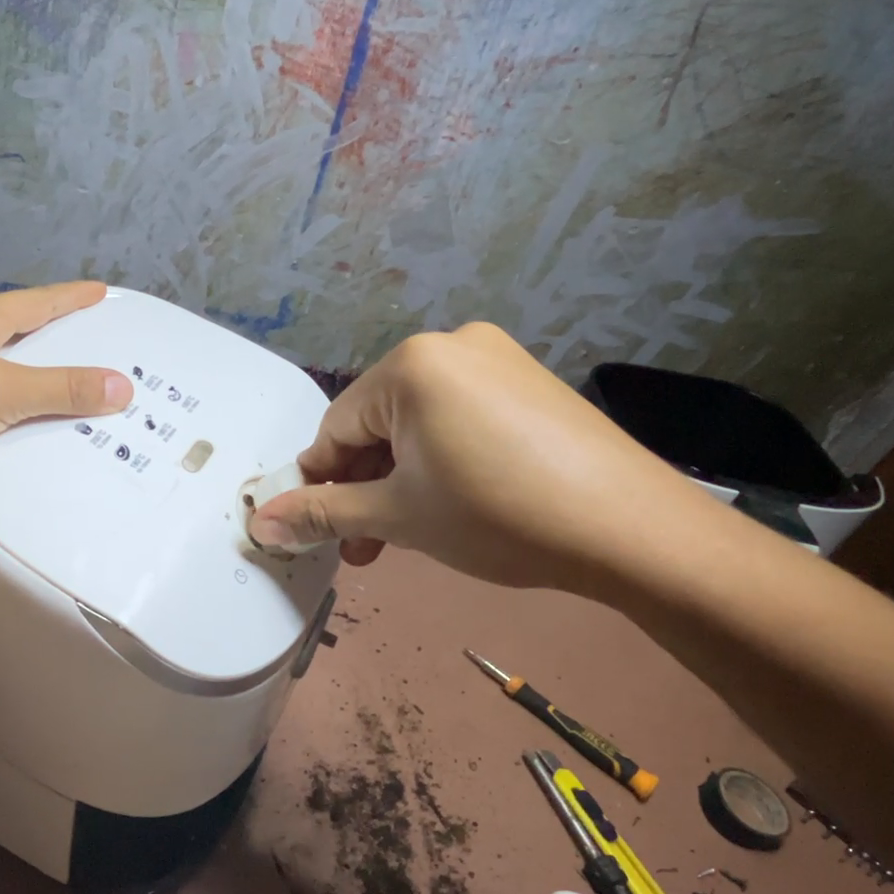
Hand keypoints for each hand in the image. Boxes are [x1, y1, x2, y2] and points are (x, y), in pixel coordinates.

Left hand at [0, 282, 134, 473]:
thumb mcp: (3, 393)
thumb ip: (62, 391)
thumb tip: (125, 386)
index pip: (35, 303)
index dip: (70, 299)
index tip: (100, 291)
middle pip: (2, 324)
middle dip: (36, 328)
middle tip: (68, 334)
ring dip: (2, 361)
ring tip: (29, 373)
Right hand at [249, 323, 712, 593]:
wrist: (635, 531)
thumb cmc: (497, 515)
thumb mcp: (398, 517)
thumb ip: (322, 514)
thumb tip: (259, 523)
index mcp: (410, 364)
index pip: (335, 430)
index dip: (322, 485)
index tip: (322, 533)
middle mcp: (451, 346)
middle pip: (377, 425)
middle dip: (366, 489)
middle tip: (367, 548)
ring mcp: (498, 360)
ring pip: (418, 426)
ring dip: (402, 482)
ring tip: (408, 537)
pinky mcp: (530, 384)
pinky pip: (460, 420)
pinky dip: (443, 462)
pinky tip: (455, 505)